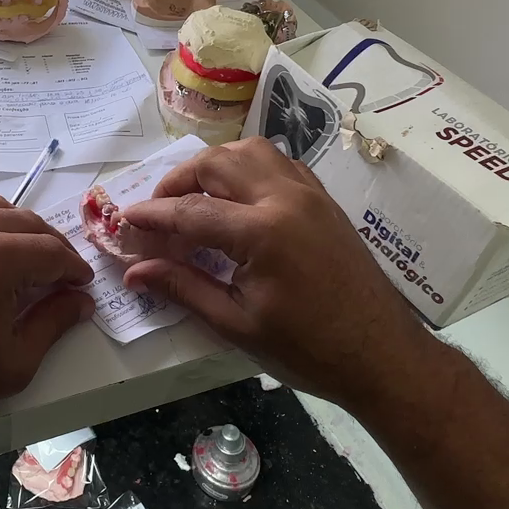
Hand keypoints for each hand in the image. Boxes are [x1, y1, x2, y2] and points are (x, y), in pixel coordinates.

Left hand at [0, 195, 94, 442]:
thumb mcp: (13, 361)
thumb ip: (54, 322)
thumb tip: (81, 301)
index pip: (51, 251)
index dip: (73, 268)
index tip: (83, 284)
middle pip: (25, 222)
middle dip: (51, 245)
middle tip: (62, 274)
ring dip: (18, 229)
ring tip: (27, 260)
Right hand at [120, 138, 437, 403]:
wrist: (384, 357)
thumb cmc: (308, 350)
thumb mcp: (236, 325)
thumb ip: (182, 288)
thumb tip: (133, 272)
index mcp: (262, 232)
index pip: (190, 211)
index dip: (152, 216)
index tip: (125, 221)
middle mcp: (284, 198)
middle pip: (217, 163)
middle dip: (178, 180)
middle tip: (158, 211)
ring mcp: (308, 194)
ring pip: (250, 151)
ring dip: (214, 165)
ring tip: (195, 196)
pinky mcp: (323, 199)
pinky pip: (278, 163)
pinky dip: (248, 167)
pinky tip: (237, 197)